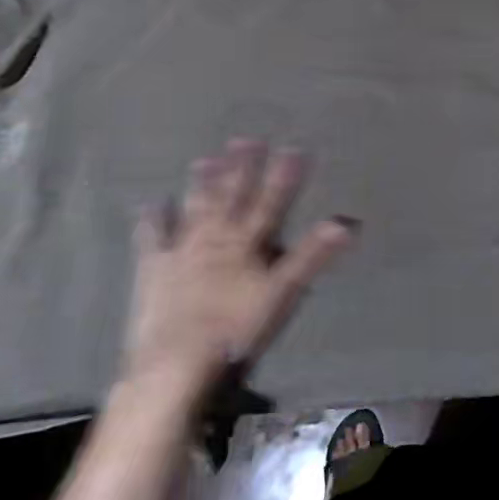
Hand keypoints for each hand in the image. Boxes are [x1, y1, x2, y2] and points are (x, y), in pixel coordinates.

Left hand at [122, 140, 353, 388]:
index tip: (293, 148)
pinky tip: (151, 204)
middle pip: (231, 197)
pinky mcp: (154, 270)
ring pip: (195, 209)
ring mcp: (182, 251)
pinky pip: (152, 239)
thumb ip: (312, 255)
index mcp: (247, 242)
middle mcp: (215, 237)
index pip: (271, 202)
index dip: (283, 176)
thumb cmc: (236, 328)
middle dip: (240, 168)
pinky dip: (152, 220)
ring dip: (202, 184)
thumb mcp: (283, 292)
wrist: (175, 360)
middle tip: (244, 139)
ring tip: (204, 159)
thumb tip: (347, 222)